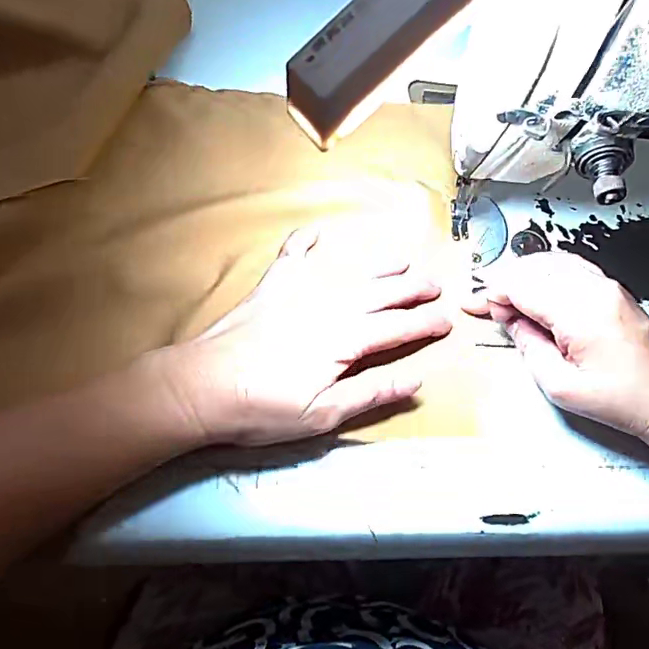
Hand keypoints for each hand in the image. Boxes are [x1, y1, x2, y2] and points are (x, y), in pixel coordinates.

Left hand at [152, 225, 452, 446]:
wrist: (201, 386)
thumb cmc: (262, 408)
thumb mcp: (322, 415)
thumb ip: (371, 394)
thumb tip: (416, 382)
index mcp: (345, 339)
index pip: (397, 328)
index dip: (425, 324)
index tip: (447, 321)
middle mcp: (329, 304)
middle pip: (382, 291)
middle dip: (413, 288)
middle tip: (435, 286)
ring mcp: (299, 289)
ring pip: (350, 268)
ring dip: (379, 262)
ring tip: (402, 258)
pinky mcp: (272, 285)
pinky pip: (295, 253)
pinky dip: (309, 240)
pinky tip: (320, 233)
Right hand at [464, 251, 648, 451]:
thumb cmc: (625, 399)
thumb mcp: (562, 386)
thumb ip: (530, 347)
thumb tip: (511, 322)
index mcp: (581, 311)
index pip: (522, 286)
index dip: (493, 294)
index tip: (476, 305)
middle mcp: (595, 288)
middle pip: (534, 267)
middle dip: (505, 283)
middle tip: (489, 307)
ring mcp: (607, 285)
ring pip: (551, 261)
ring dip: (524, 275)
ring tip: (509, 301)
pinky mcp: (613, 288)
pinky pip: (570, 266)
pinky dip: (545, 273)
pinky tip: (536, 290)